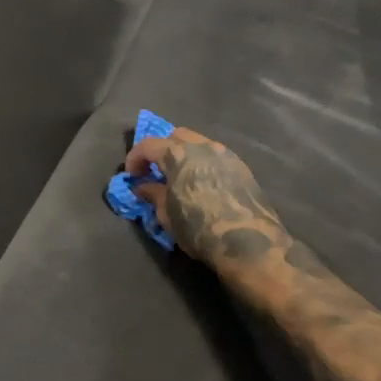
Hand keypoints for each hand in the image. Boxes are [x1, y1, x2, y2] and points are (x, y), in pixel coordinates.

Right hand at [125, 128, 281, 267]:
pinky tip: (201, 185)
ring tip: (179, 178)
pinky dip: (202, 164)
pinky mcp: (243, 169)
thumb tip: (143, 186)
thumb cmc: (199, 227)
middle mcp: (203, 147)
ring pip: (199, 144)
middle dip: (161, 150)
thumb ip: (153, 194)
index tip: (132, 177)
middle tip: (155, 172)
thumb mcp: (167, 214)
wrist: (249, 244)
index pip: (148, 145)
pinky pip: (215, 157)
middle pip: (176, 136)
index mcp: (178, 154)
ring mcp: (226, 155)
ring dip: (184, 156)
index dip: (135, 159)